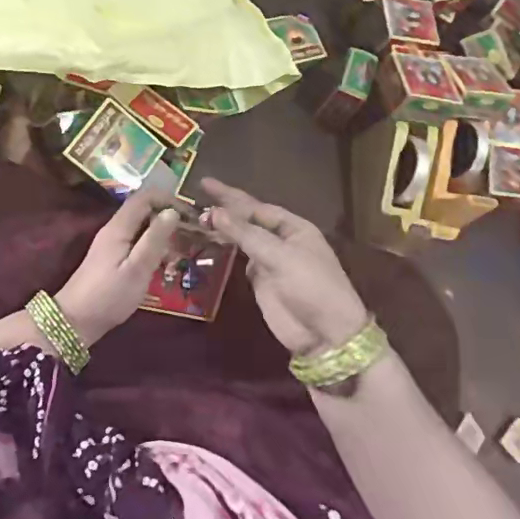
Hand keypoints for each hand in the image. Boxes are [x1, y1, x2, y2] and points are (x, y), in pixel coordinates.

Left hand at [54, 191, 182, 343]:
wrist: (75, 320)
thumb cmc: (109, 296)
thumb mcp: (137, 269)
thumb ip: (155, 239)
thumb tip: (173, 212)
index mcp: (118, 227)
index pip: (145, 197)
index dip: (169, 199)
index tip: (190, 215)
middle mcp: (113, 230)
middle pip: (143, 210)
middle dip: (168, 216)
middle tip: (192, 233)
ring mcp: (111, 244)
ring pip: (140, 227)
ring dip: (162, 232)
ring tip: (183, 248)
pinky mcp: (111, 258)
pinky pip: (136, 242)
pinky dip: (152, 246)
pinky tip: (164, 262)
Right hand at [199, 178, 369, 354]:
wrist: (325, 333)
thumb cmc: (312, 287)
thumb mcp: (281, 256)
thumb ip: (246, 235)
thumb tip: (214, 212)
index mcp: (294, 228)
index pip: (257, 207)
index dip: (231, 197)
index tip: (205, 185)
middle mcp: (281, 240)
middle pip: (248, 220)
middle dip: (224, 209)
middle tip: (194, 198)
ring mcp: (270, 261)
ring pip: (242, 239)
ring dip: (221, 229)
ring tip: (194, 218)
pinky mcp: (261, 282)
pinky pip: (239, 260)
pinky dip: (224, 250)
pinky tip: (208, 242)